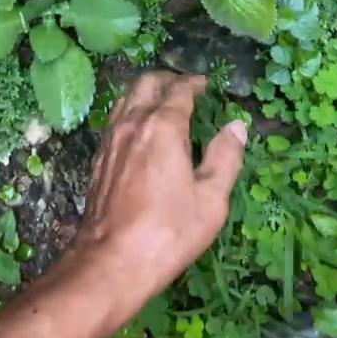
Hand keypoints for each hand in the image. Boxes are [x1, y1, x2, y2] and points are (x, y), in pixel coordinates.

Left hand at [65, 73, 247, 308]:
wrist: (113, 257)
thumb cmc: (169, 230)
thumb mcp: (211, 199)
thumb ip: (225, 157)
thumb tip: (237, 126)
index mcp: (162, 126)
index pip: (178, 91)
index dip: (193, 83)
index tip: (204, 83)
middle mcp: (132, 122)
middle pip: (146, 83)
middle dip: (167, 79)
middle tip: (184, 86)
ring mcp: (111, 137)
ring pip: (126, 97)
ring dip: (145, 91)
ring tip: (162, 101)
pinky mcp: (100, 154)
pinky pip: (115, 117)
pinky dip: (130, 109)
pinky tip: (139, 127)